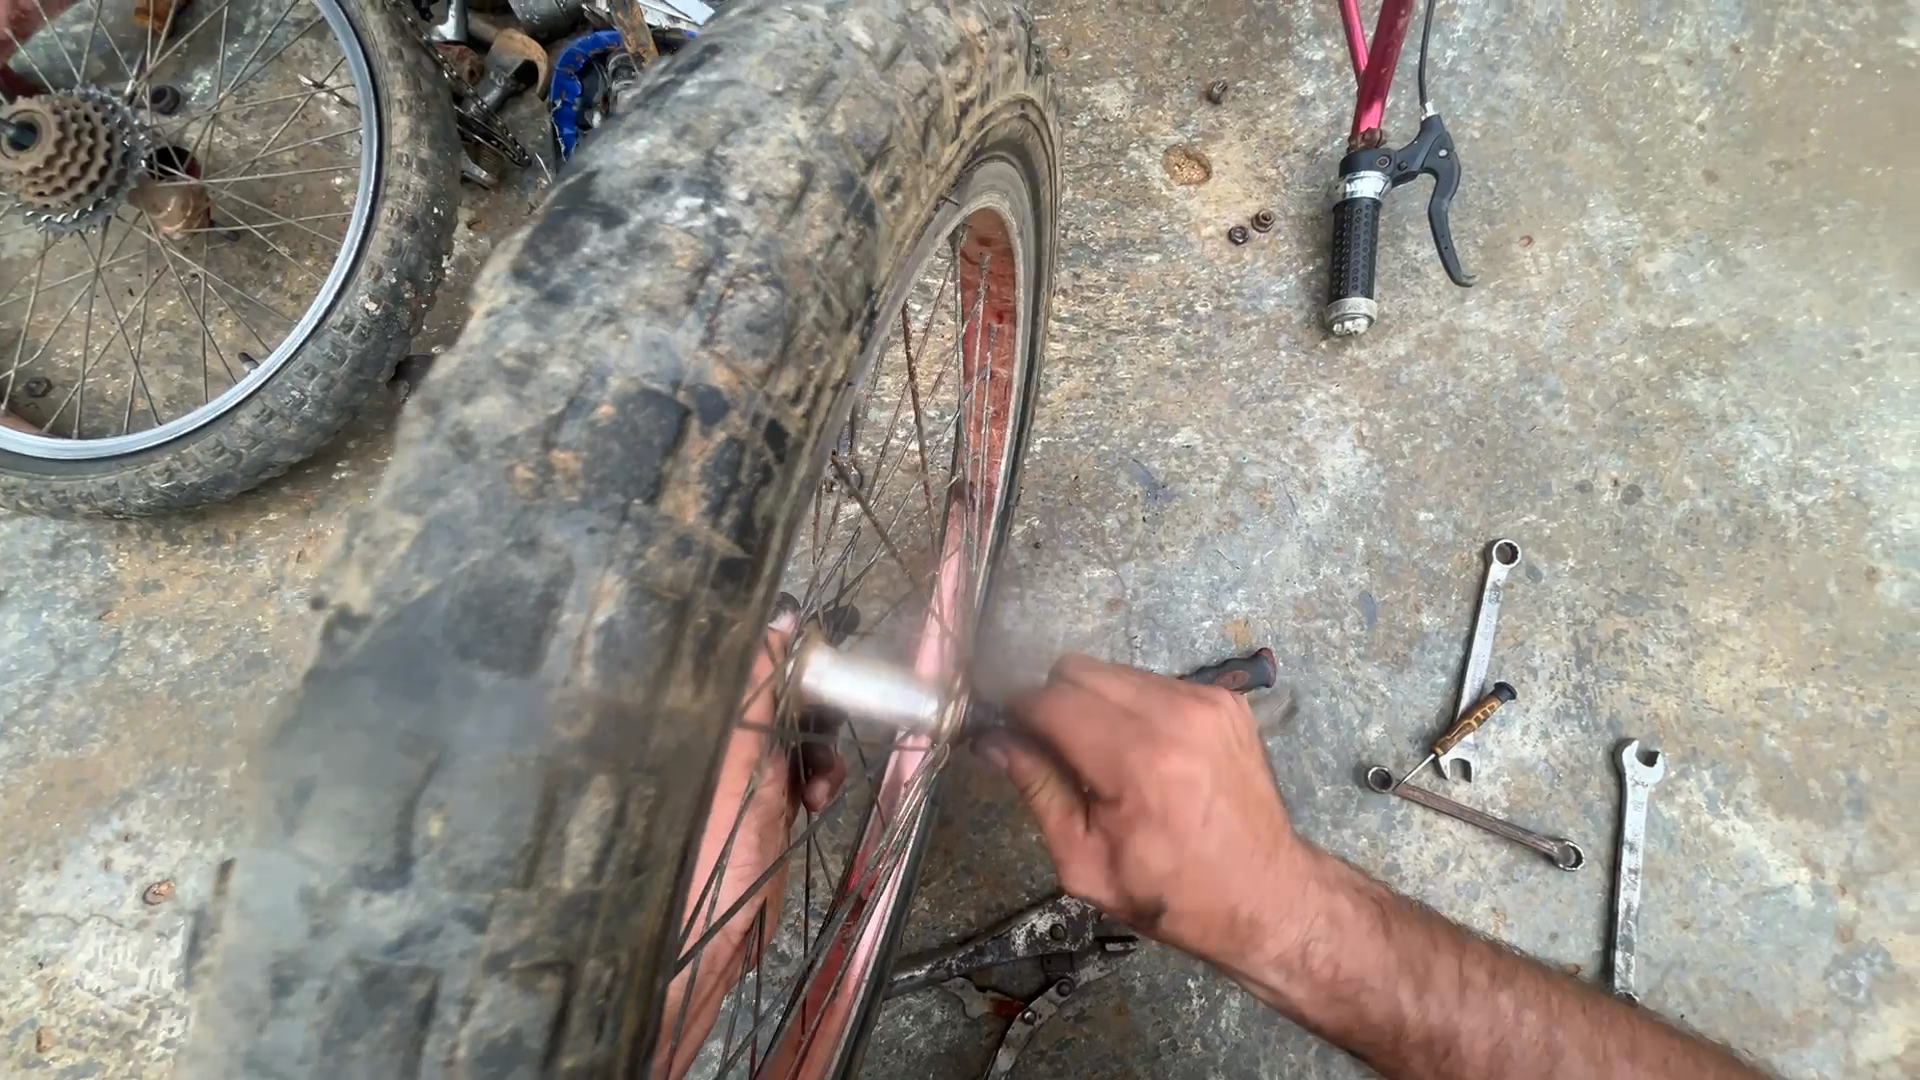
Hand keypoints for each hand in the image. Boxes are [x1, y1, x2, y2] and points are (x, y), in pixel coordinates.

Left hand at [653, 604, 844, 1076]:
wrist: (720, 931)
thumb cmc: (720, 841)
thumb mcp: (744, 758)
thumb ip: (760, 690)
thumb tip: (782, 621)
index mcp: (713, 724)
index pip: (755, 669)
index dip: (791, 656)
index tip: (826, 650)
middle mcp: (731, 741)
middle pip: (783, 698)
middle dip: (816, 710)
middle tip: (834, 720)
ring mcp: (754, 772)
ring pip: (803, 734)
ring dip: (823, 752)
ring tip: (821, 785)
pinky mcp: (776, 800)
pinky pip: (809, 769)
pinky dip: (823, 778)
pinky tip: (821, 798)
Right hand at [976, 655, 1311, 966]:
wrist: (1269, 896)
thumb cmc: (1170, 895)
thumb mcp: (1084, 862)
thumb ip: (1037, 788)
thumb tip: (989, 738)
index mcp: (1135, 761)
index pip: (1049, 699)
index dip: (1017, 713)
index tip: (1008, 734)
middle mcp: (1173, 713)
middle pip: (1075, 669)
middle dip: (1051, 700)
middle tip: (1053, 746)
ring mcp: (1204, 698)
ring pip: (1111, 669)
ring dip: (1090, 700)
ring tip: (1102, 751)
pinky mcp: (1224, 696)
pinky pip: (1149, 680)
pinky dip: (1130, 704)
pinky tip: (1143, 747)